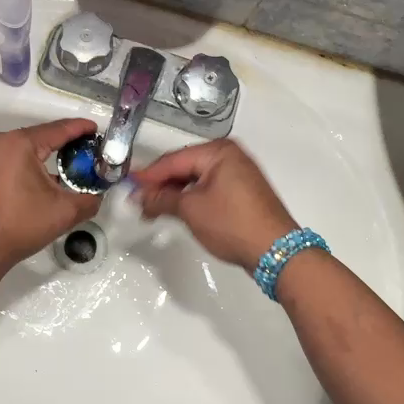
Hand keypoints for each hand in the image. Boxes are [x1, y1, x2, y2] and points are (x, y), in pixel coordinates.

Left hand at [0, 118, 101, 273]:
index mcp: (20, 144)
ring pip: (25, 147)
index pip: (58, 130)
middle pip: (40, 136)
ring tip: (70, 164)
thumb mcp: (64, 212)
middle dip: (65, 142)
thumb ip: (89, 199)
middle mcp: (0, 141)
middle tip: (88, 150)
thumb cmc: (20, 226)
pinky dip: (29, 163)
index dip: (80, 128)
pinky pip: (11, 157)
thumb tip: (97, 195)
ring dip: (46, 153)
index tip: (97, 129)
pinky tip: (44, 176)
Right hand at [128, 139, 295, 269]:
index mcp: (219, 151)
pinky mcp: (242, 191)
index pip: (173, 159)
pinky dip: (191, 197)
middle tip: (138, 201)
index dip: (148, 175)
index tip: (127, 187)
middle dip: (161, 184)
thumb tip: (138, 196)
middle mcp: (230, 155)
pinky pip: (209, 187)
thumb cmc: (232, 224)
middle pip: (185, 166)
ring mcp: (239, 173)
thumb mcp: (191, 210)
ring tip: (153, 209)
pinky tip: (177, 210)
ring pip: (196, 178)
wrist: (276, 252)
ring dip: (174, 193)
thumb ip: (162, 199)